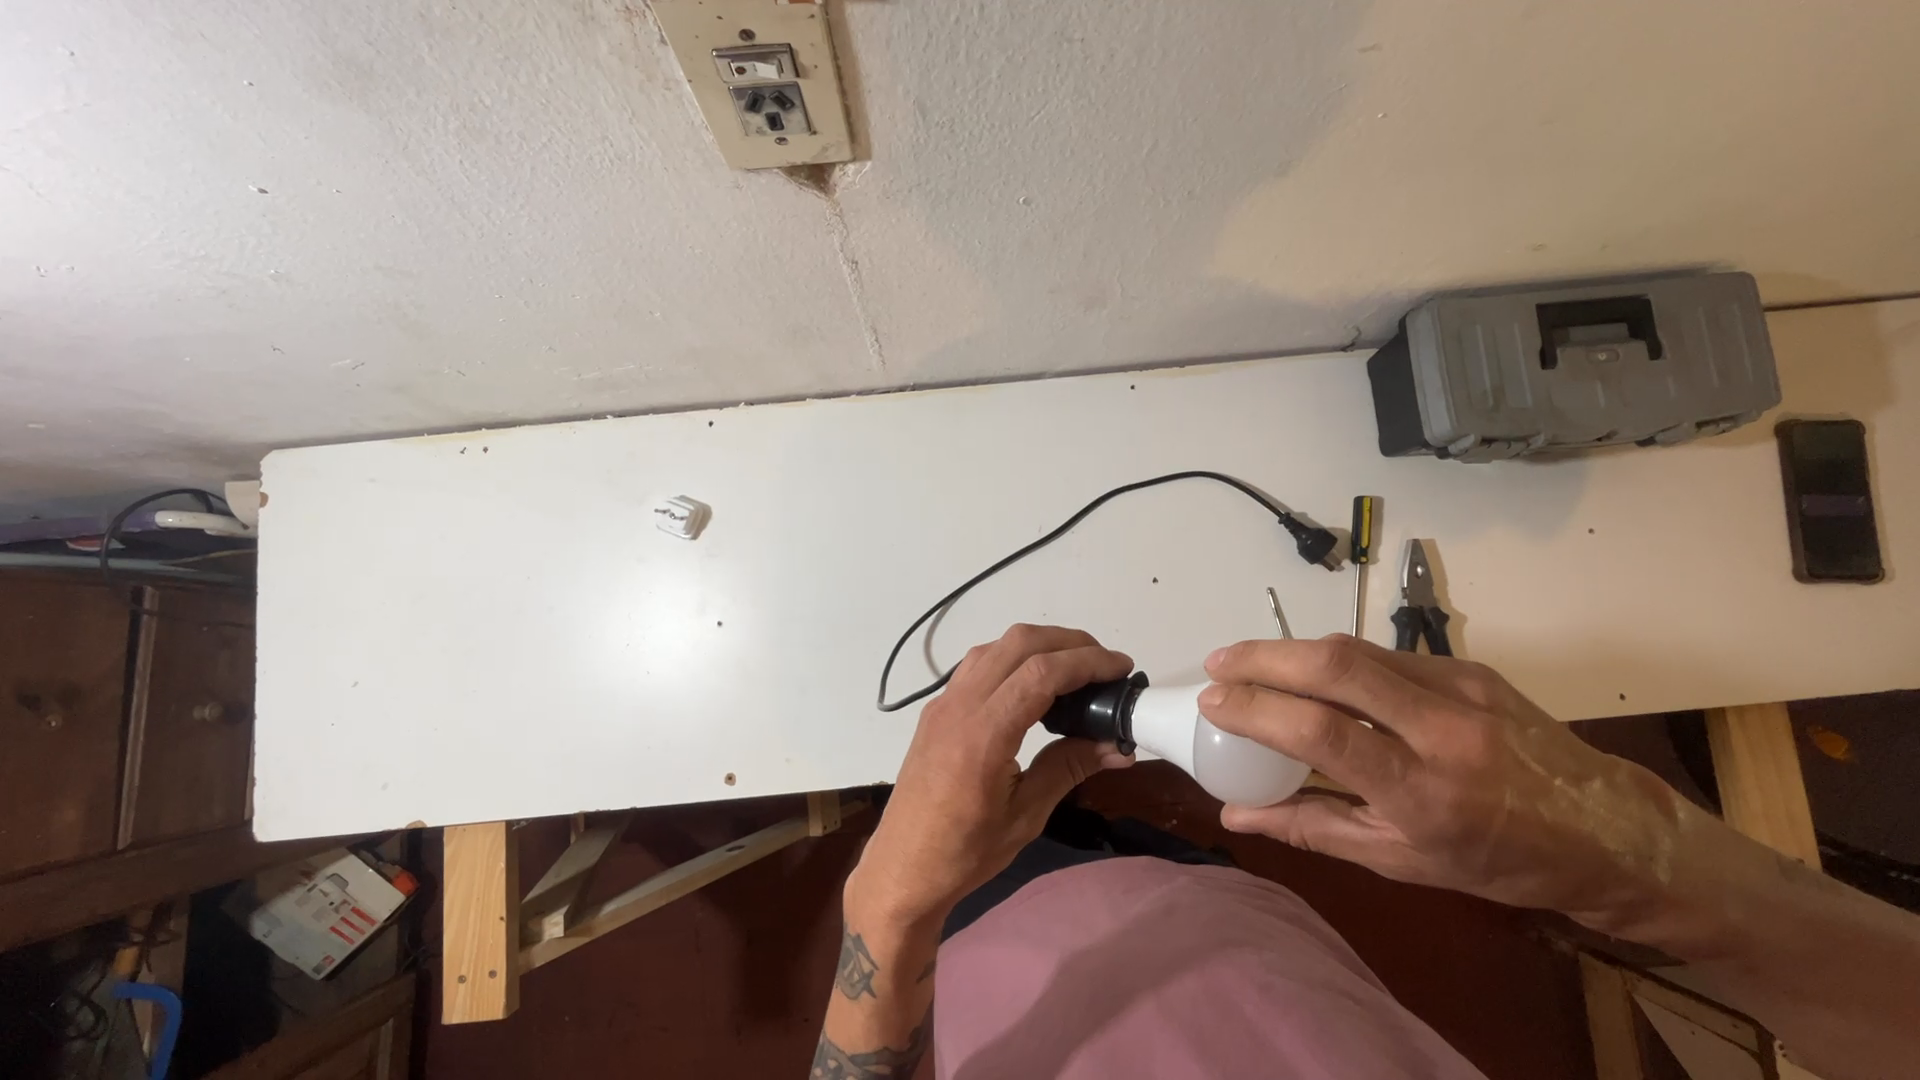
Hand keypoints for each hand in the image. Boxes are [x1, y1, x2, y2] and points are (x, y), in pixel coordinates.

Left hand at [849, 624, 1134, 927]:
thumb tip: (1118, 745)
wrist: (902, 868)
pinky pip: (978, 664)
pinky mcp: (937, 710)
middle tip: (1105, 665)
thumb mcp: (1025, 815)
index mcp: (983, 733)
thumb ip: (1068, 768)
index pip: (1041, 672)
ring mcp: (943, 703)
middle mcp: (959, 705)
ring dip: (1039, 645)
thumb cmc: (964, 852)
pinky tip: (1034, 685)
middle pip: (1018, 643)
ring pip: (996, 647)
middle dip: (1068, 642)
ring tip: (1075, 671)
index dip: (1087, 662)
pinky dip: (1013, 658)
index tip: (1122, 668)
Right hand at [1198, 635, 1700, 935]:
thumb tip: (1235, 814)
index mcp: (1423, 792)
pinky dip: (1333, 659)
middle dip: (1262, 656)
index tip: (1212, 703)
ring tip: (1249, 662)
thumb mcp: (1399, 862)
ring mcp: (1461, 688)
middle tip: (1217, 664)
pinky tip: (1311, 671)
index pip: (1321, 731)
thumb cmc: (1498, 861)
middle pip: (1335, 665)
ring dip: (1291, 650)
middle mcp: (1442, 729)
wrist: (1613, 833)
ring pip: (1355, 649)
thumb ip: (1310, 829)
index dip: (1256, 709)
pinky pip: (1383, 654)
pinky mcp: (1469, 668)